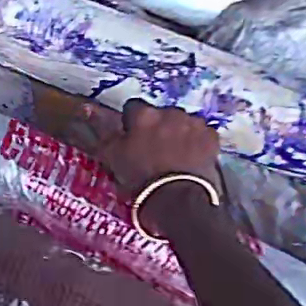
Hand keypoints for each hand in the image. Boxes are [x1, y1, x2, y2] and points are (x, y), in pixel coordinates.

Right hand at [77, 100, 230, 234]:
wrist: (177, 199)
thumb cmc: (140, 178)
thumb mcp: (112, 158)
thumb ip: (105, 135)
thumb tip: (93, 116)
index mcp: (143, 116)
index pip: (132, 107)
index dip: (131, 122)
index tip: (131, 137)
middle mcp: (169, 112)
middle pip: (160, 114)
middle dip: (157, 126)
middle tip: (153, 148)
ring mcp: (194, 123)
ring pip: (182, 122)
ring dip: (177, 132)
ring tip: (174, 155)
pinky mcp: (212, 136)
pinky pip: (201, 133)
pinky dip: (196, 142)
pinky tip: (191, 158)